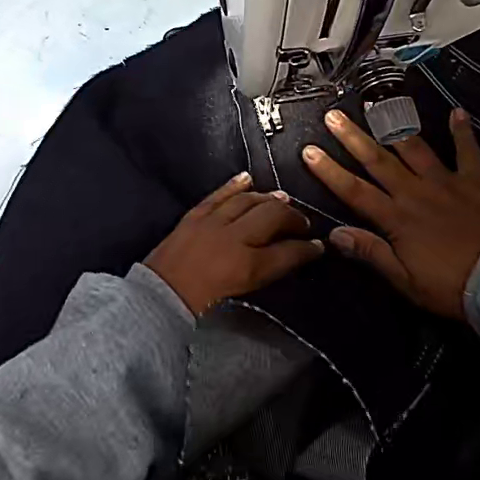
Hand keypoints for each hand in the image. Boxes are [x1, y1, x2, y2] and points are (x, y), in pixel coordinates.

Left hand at [146, 172, 324, 314]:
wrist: (162, 295)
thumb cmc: (202, 301)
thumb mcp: (243, 290)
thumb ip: (269, 270)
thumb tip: (292, 253)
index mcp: (247, 266)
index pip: (289, 252)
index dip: (308, 248)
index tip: (318, 246)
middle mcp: (233, 240)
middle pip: (273, 216)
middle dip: (293, 217)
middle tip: (302, 222)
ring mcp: (213, 223)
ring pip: (249, 201)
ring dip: (269, 198)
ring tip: (282, 199)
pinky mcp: (196, 215)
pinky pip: (220, 194)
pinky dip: (235, 185)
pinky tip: (247, 179)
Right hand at [301, 108, 479, 320]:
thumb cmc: (454, 286)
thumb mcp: (406, 281)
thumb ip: (371, 253)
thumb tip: (335, 234)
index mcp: (397, 218)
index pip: (355, 191)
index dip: (329, 171)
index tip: (309, 151)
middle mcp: (417, 192)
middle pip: (378, 161)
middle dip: (352, 138)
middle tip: (333, 116)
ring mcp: (447, 182)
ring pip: (414, 149)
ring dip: (393, 126)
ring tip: (376, 105)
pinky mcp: (477, 180)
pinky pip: (468, 151)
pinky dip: (462, 132)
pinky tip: (457, 112)